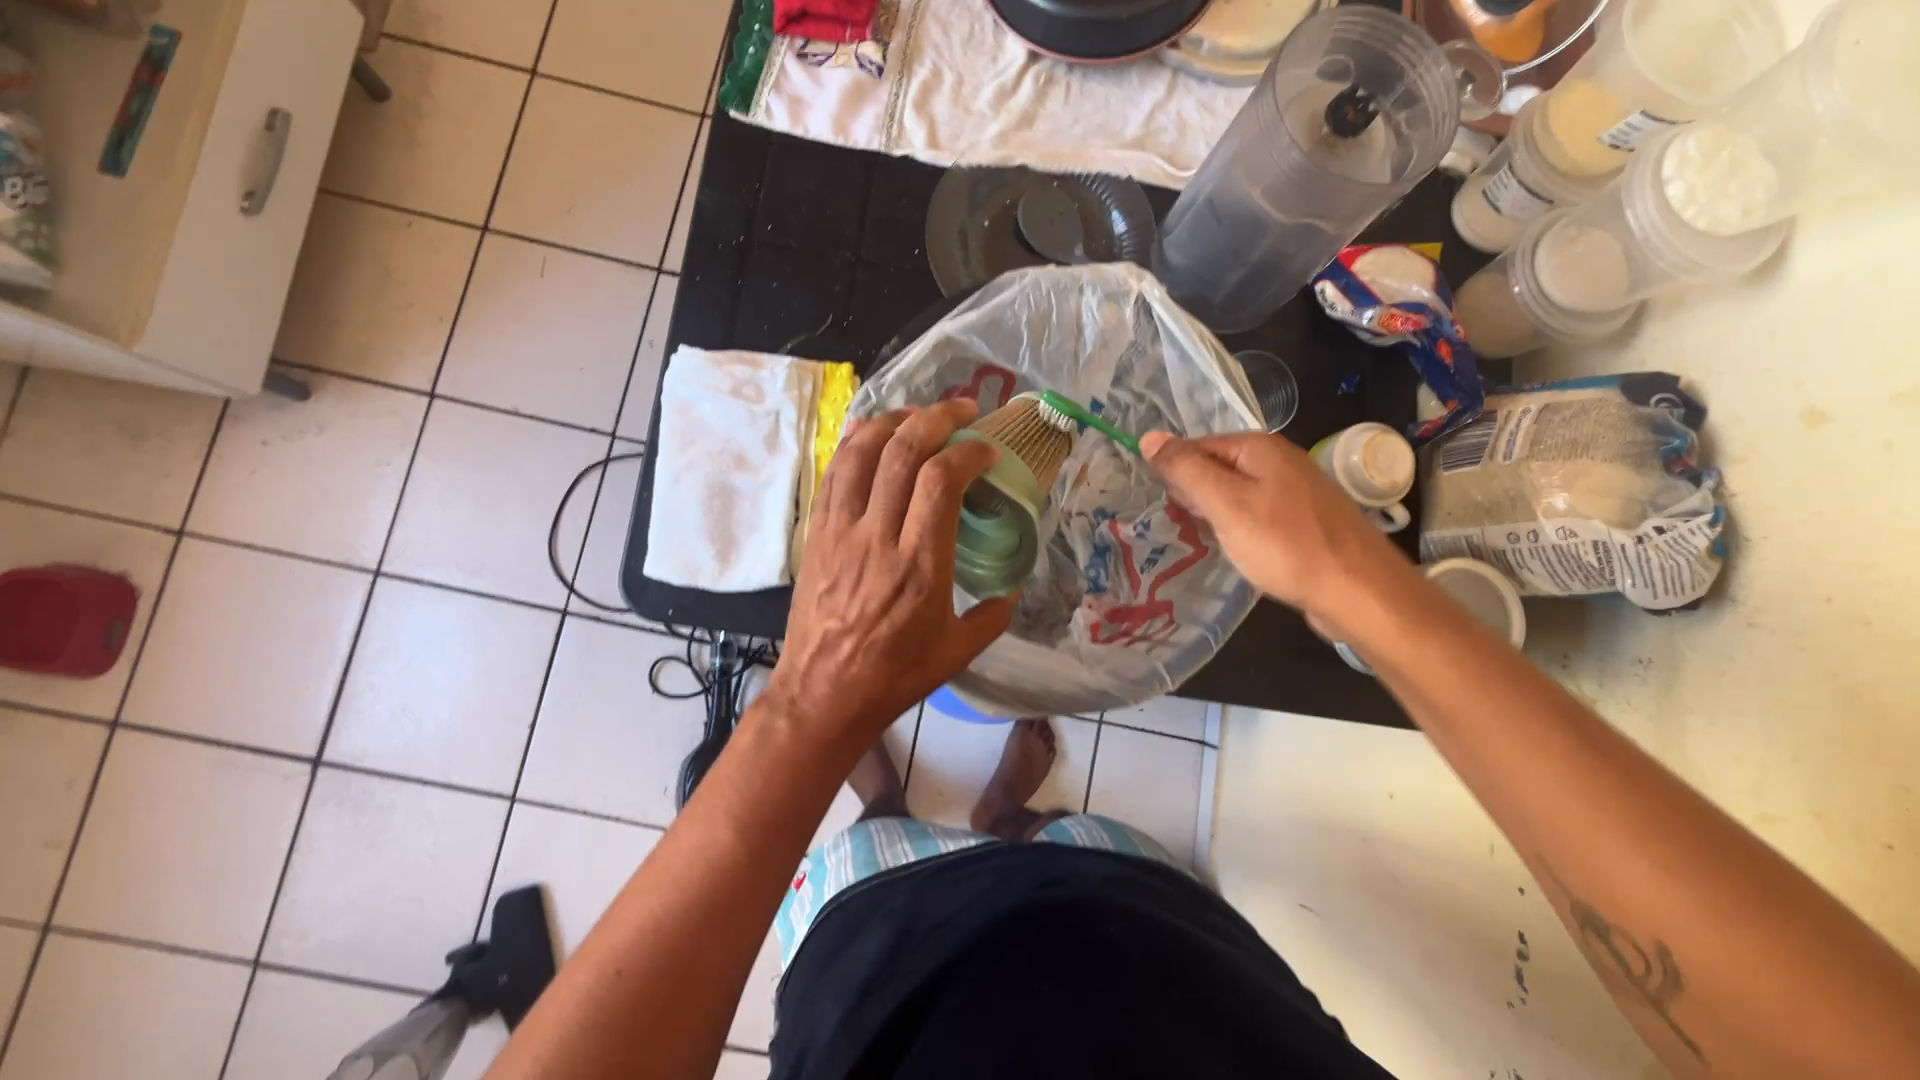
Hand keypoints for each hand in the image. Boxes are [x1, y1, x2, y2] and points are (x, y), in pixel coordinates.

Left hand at [765, 399, 1014, 749]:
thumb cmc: (895, 675)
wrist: (825, 693)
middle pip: (902, 452)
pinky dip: (854, 443)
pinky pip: (833, 473)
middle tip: (962, 410)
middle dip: (937, 417)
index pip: (941, 480)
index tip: (987, 453)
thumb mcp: (958, 651)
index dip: (968, 452)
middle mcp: (878, 537)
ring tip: (918, 413)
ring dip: (893, 420)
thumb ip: (992, 616)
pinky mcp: (817, 534)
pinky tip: (872, 432)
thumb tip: (1011, 590)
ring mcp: (841, 531)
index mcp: (920, 564)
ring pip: (861, 452)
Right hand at [1139, 431, 1417, 631]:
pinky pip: (1259, 514)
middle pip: (1218, 467)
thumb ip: (1186, 470)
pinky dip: (1241, 528)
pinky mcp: (1306, 521)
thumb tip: (1149, 437)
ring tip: (1205, 539)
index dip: (1175, 472)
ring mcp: (1297, 491)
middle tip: (1182, 526)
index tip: (1164, 506)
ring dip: (1216, 513)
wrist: (1357, 589)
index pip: (1197, 446)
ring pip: (1238, 493)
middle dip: (1194, 492)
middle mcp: (1280, 461)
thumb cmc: (1285, 545)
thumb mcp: (1225, 505)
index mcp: (1260, 448)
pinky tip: (1239, 550)